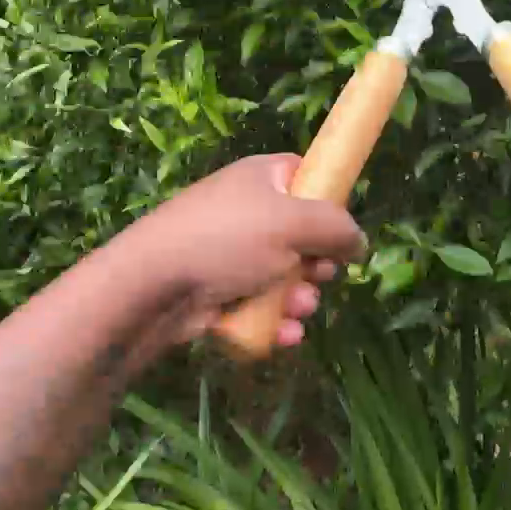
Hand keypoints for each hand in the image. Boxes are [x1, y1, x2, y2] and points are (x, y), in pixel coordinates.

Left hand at [118, 154, 366, 347]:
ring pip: (285, 276)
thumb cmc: (227, 240)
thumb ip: (336, 227)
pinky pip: (261, 304)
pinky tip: (283, 334)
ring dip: (300, 298)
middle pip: (303, 234)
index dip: (330, 201)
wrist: (152, 284)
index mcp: (263, 178)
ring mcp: (233, 252)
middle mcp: (248, 210)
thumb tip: (358, 242)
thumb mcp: (293, 223)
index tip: (340, 229)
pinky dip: (274, 320)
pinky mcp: (221, 290)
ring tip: (298, 310)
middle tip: (319, 275)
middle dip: (318, 263)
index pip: (308, 175)